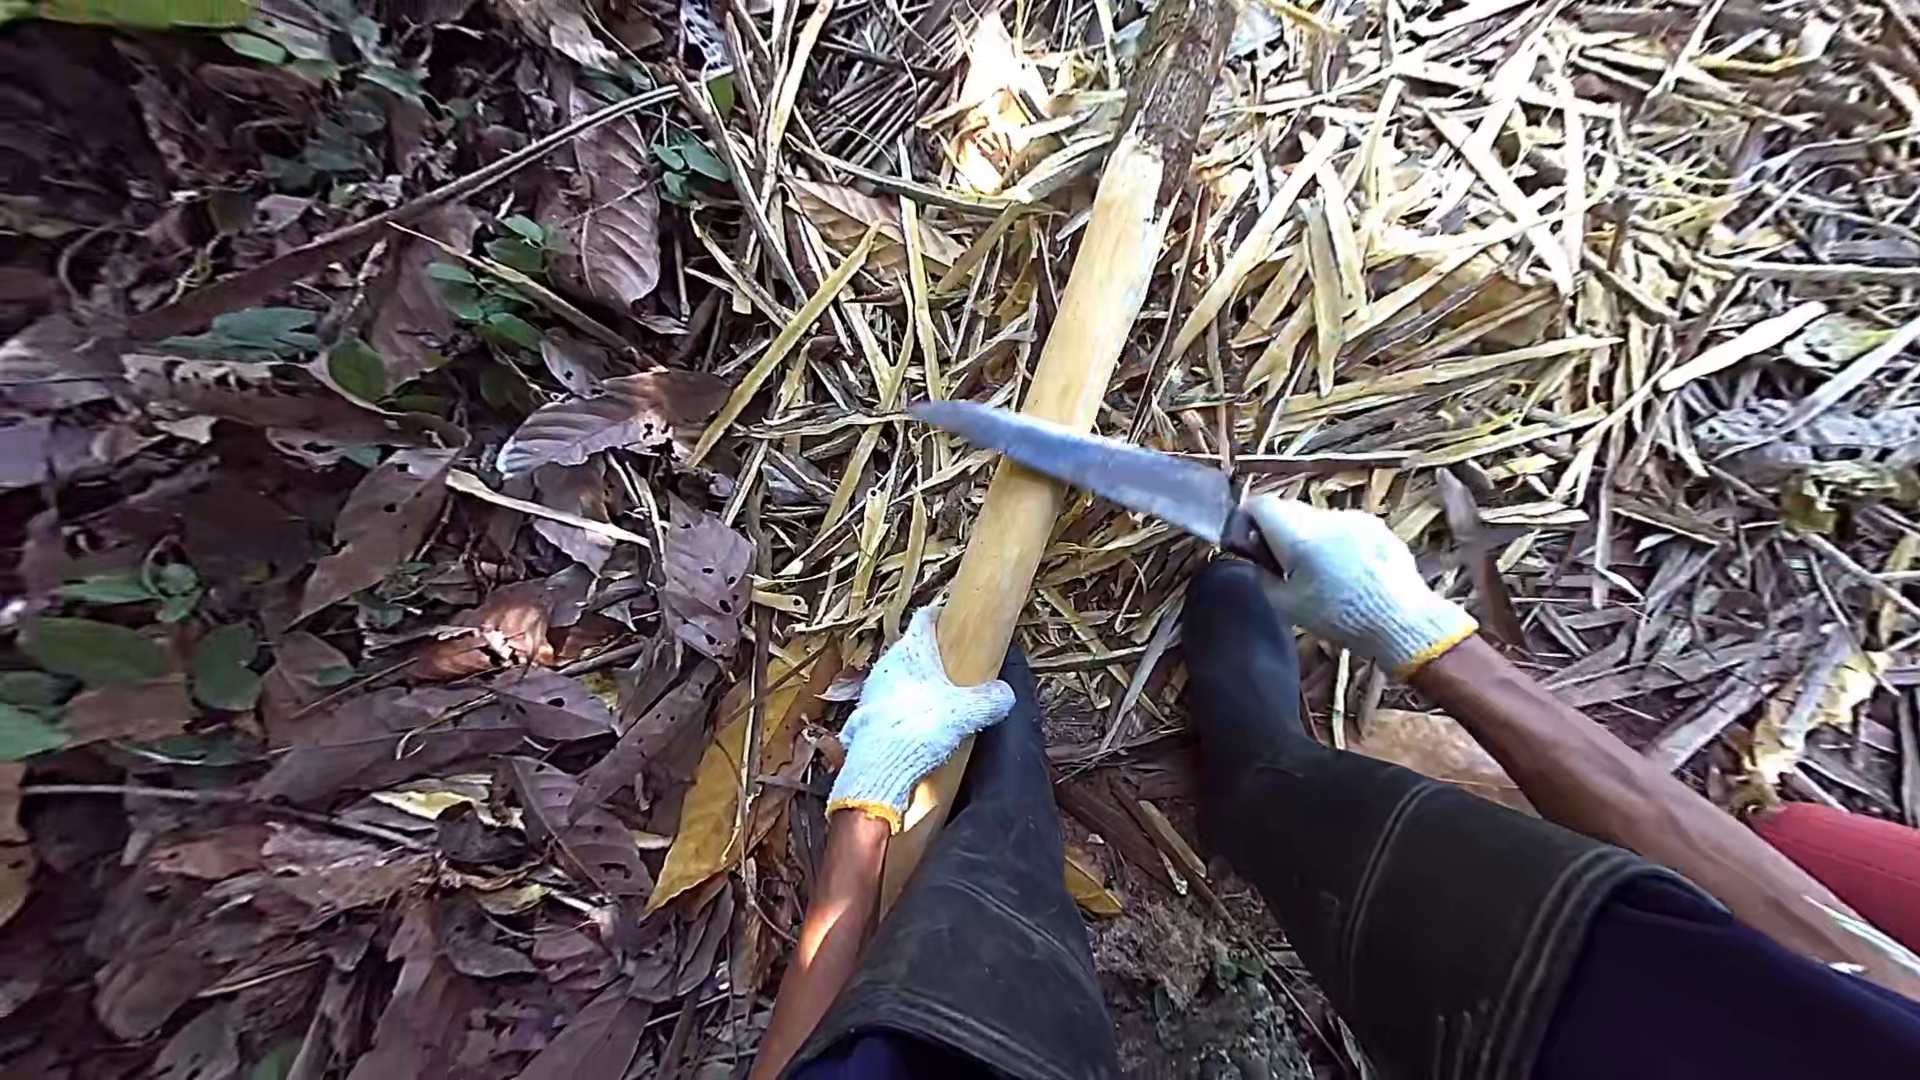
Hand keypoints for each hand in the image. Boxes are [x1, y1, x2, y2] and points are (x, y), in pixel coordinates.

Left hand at [827, 605, 1014, 831]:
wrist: (878, 767)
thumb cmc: (920, 728)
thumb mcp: (966, 712)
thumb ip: (990, 700)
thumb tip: (1006, 694)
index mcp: (913, 649)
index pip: (925, 617)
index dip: (940, 614)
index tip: (951, 617)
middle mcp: (889, 661)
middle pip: (913, 646)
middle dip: (932, 653)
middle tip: (952, 666)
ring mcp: (873, 687)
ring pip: (899, 673)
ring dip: (916, 681)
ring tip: (936, 699)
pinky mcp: (865, 712)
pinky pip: (888, 699)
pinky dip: (902, 704)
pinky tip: (916, 724)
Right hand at [1241, 496, 1477, 677]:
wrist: (1403, 623)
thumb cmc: (1337, 617)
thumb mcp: (1283, 603)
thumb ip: (1258, 574)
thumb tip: (1247, 558)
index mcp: (1298, 534)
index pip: (1259, 503)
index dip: (1245, 519)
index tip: (1246, 542)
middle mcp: (1324, 517)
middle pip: (1286, 508)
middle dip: (1274, 529)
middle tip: (1278, 562)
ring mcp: (1353, 518)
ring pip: (1313, 517)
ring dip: (1304, 534)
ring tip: (1314, 569)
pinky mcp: (1375, 525)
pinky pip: (1339, 524)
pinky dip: (1331, 539)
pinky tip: (1342, 569)